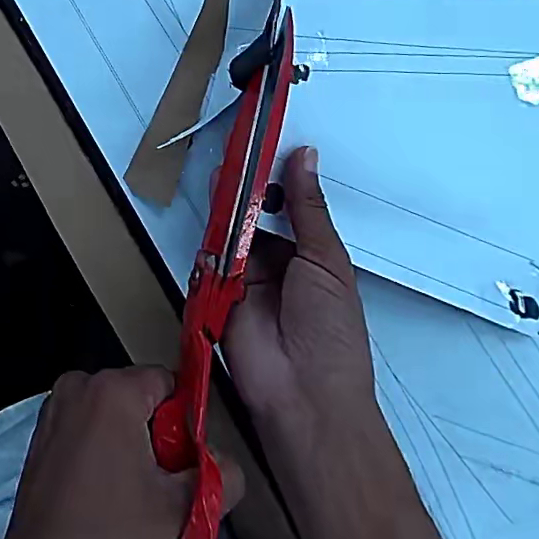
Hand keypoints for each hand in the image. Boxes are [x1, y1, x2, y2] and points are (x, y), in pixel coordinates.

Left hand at [0, 368, 243, 538]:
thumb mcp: (183, 510)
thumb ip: (221, 475)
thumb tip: (227, 464)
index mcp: (110, 390)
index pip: (169, 382)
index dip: (189, 421)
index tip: (192, 462)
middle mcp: (76, 387)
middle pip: (140, 399)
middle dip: (161, 439)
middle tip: (168, 490)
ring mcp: (52, 412)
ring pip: (113, 419)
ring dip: (134, 451)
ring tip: (140, 503)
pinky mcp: (40, 439)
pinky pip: (87, 432)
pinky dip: (105, 456)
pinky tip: (110, 502)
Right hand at [224, 146, 376, 429]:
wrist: (302, 392)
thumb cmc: (331, 330)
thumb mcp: (326, 260)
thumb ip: (307, 208)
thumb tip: (304, 157)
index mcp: (306, 253)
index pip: (284, 206)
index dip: (273, 178)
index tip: (263, 146)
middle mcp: (272, 261)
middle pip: (250, 216)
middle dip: (242, 190)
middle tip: (235, 156)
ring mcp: (242, 278)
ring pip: (227, 234)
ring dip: (224, 210)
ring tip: (221, 176)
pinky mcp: (215, 292)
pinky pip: (207, 261)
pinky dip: (208, 243)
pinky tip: (212, 219)